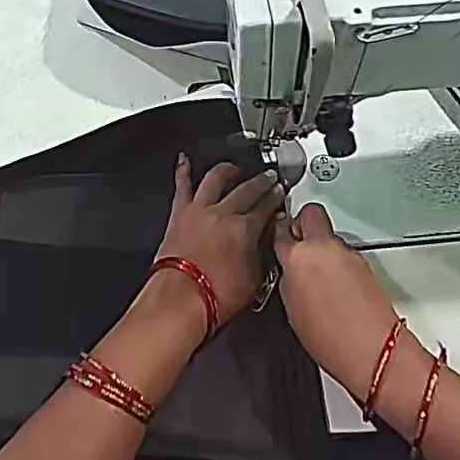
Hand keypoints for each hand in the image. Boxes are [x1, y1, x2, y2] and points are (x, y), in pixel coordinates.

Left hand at [153, 157, 283, 324]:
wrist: (181, 299)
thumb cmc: (213, 296)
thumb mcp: (254, 280)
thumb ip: (261, 256)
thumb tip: (264, 247)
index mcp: (245, 229)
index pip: (267, 206)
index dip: (276, 199)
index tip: (280, 194)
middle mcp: (223, 213)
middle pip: (247, 189)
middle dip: (261, 181)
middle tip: (268, 178)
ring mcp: (200, 210)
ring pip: (216, 178)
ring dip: (229, 170)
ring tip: (235, 169)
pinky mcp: (179, 214)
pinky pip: (182, 186)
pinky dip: (183, 171)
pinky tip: (184, 161)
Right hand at [273, 203, 403, 388]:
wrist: (373, 352)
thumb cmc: (333, 339)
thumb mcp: (291, 308)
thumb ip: (287, 279)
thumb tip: (288, 271)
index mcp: (297, 257)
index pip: (281, 229)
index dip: (279, 235)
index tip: (279, 241)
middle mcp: (323, 247)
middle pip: (310, 213)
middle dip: (302, 222)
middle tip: (298, 240)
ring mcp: (346, 253)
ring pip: (329, 234)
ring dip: (322, 247)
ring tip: (319, 274)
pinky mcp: (363, 263)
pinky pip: (343, 253)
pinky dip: (337, 262)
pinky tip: (335, 286)